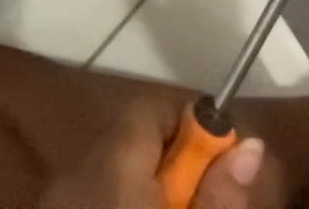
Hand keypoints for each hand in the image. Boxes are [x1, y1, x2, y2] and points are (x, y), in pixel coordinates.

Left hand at [37, 99, 266, 208]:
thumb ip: (221, 196)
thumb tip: (251, 143)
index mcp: (112, 166)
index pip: (150, 109)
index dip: (189, 127)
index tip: (218, 162)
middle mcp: (76, 172)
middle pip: (132, 141)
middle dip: (172, 165)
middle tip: (199, 202)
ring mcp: (57, 198)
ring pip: (111, 173)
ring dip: (146, 188)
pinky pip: (90, 197)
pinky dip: (117, 201)